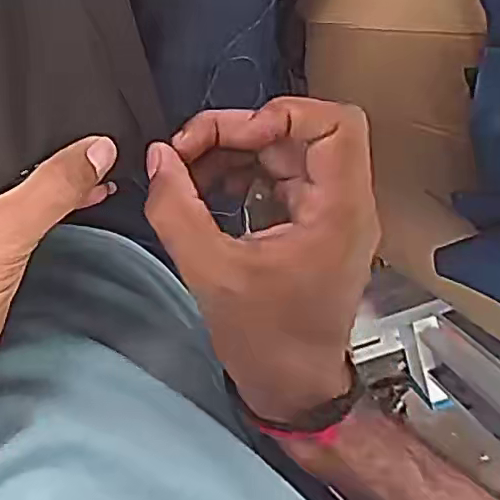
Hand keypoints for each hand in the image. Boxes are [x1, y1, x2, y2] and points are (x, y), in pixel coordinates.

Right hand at [143, 98, 378, 422]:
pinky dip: (234, 170)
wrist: (291, 385)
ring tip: (185, 170)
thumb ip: (176, 209)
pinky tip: (203, 188)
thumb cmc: (266, 339)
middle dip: (235, 131)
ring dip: (229, 150)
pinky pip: (271, 173)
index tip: (232, 138)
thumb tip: (159, 156)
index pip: (336, 124)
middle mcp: (340, 202)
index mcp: (337, 211)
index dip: (282, 114)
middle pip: (296, 130)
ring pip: (279, 148)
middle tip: (185, 149)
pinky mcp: (305, 219)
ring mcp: (324, 210)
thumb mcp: (210, 272)